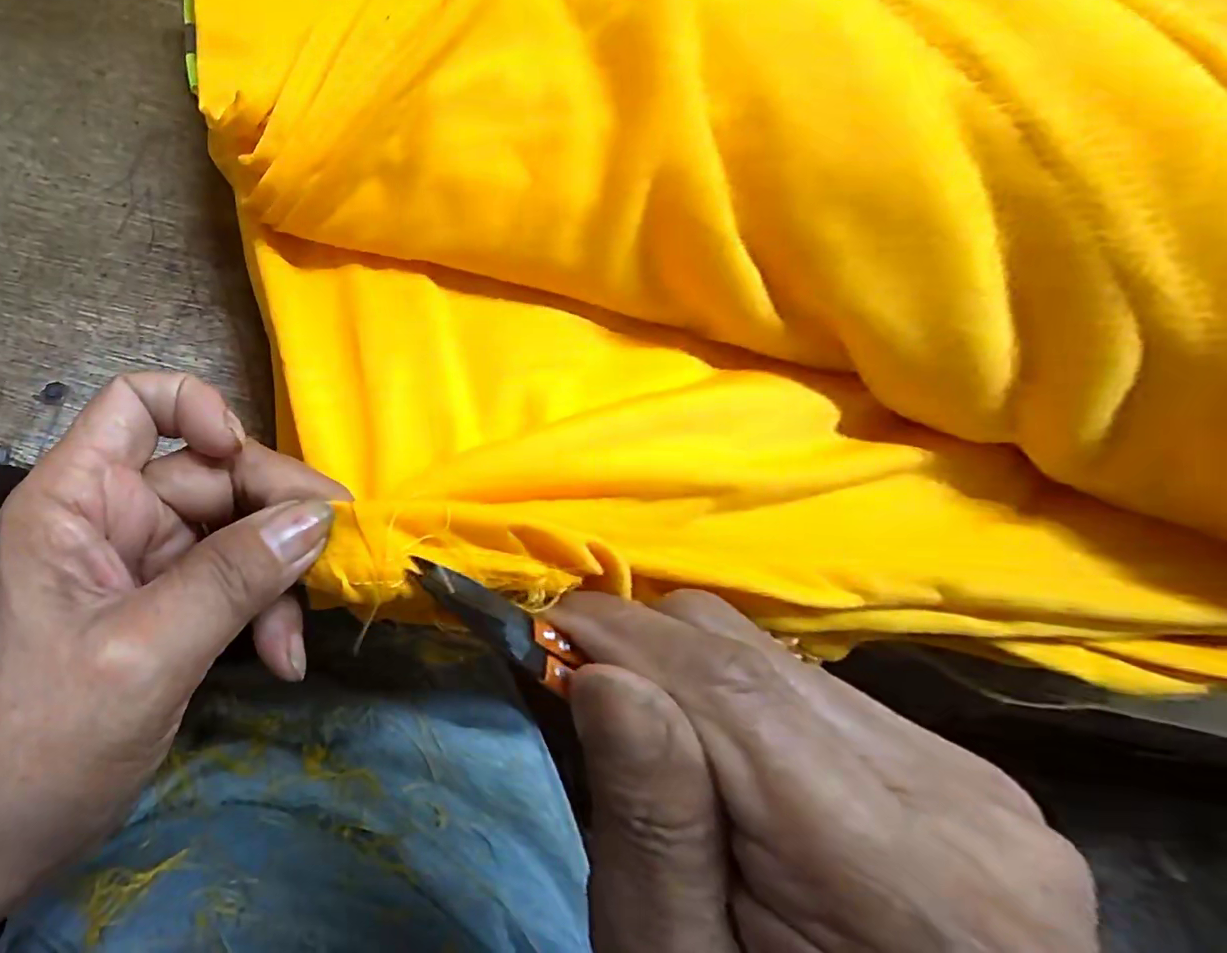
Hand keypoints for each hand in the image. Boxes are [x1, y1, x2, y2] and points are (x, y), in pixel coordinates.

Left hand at [0, 373, 346, 951]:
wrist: (3, 836)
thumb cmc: (46, 739)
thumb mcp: (146, 653)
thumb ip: (231, 580)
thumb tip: (316, 520)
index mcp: (76, 497)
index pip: (134, 402)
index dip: (196, 407)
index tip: (243, 456)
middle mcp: (112, 513)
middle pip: (208, 470)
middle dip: (271, 511)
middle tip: (333, 549)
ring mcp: (143, 559)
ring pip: (233, 528)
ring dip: (276, 575)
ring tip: (297, 638)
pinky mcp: (168, 602)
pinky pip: (233, 579)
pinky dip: (264, 609)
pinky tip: (284, 658)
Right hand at [545, 589, 1096, 952]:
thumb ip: (650, 821)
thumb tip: (602, 676)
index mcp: (903, 882)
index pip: (731, 687)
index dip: (620, 636)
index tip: (538, 631)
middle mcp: (961, 806)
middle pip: (749, 651)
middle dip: (640, 649)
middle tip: (576, 693)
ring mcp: (973, 784)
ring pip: (771, 653)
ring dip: (680, 669)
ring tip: (645, 736)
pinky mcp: (955, 775)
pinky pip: (803, 683)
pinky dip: (727, 693)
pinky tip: (714, 757)